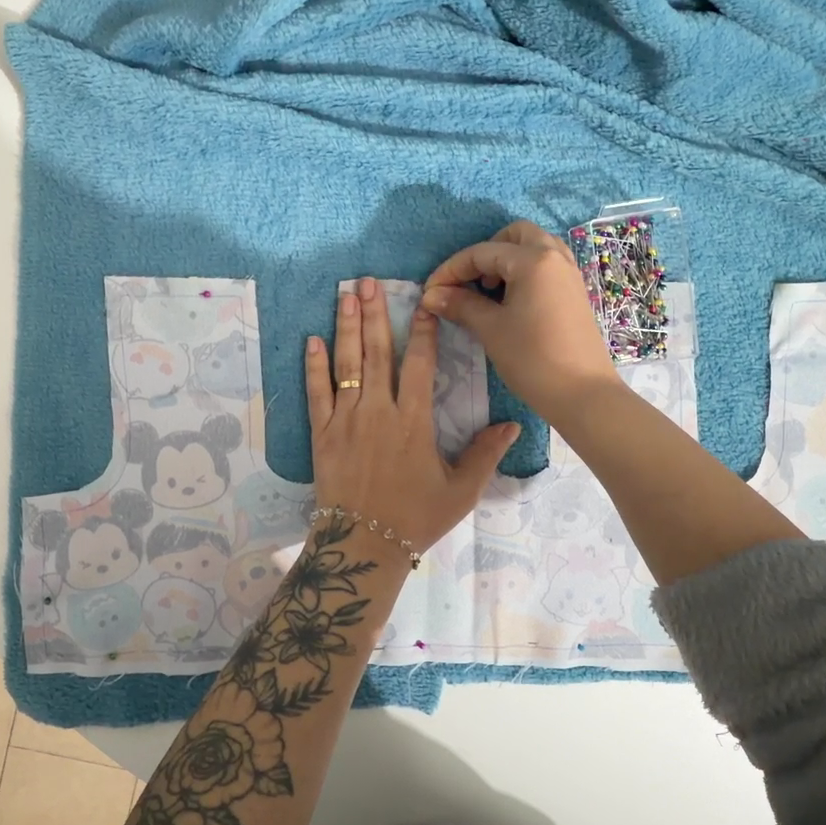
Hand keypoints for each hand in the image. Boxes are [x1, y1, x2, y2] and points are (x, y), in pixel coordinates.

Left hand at [306, 277, 518, 562]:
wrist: (364, 544)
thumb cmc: (416, 517)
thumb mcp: (461, 490)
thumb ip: (485, 454)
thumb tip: (513, 425)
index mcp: (414, 420)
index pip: (420, 364)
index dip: (422, 331)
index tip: (423, 303)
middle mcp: (379, 411)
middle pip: (377, 352)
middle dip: (374, 313)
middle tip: (369, 281)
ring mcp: (346, 420)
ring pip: (346, 364)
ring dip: (345, 327)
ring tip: (345, 295)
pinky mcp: (321, 434)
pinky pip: (316, 393)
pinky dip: (313, 366)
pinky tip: (312, 339)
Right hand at [420, 220, 620, 422]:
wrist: (582, 394)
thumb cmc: (532, 358)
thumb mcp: (490, 329)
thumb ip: (460, 305)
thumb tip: (431, 296)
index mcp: (533, 260)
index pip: (481, 253)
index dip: (450, 270)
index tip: (430, 292)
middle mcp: (554, 257)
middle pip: (514, 236)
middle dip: (484, 253)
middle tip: (466, 282)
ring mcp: (569, 274)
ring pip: (534, 248)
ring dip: (506, 260)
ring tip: (488, 291)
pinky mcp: (574, 292)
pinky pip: (546, 266)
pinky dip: (523, 272)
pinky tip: (510, 302)